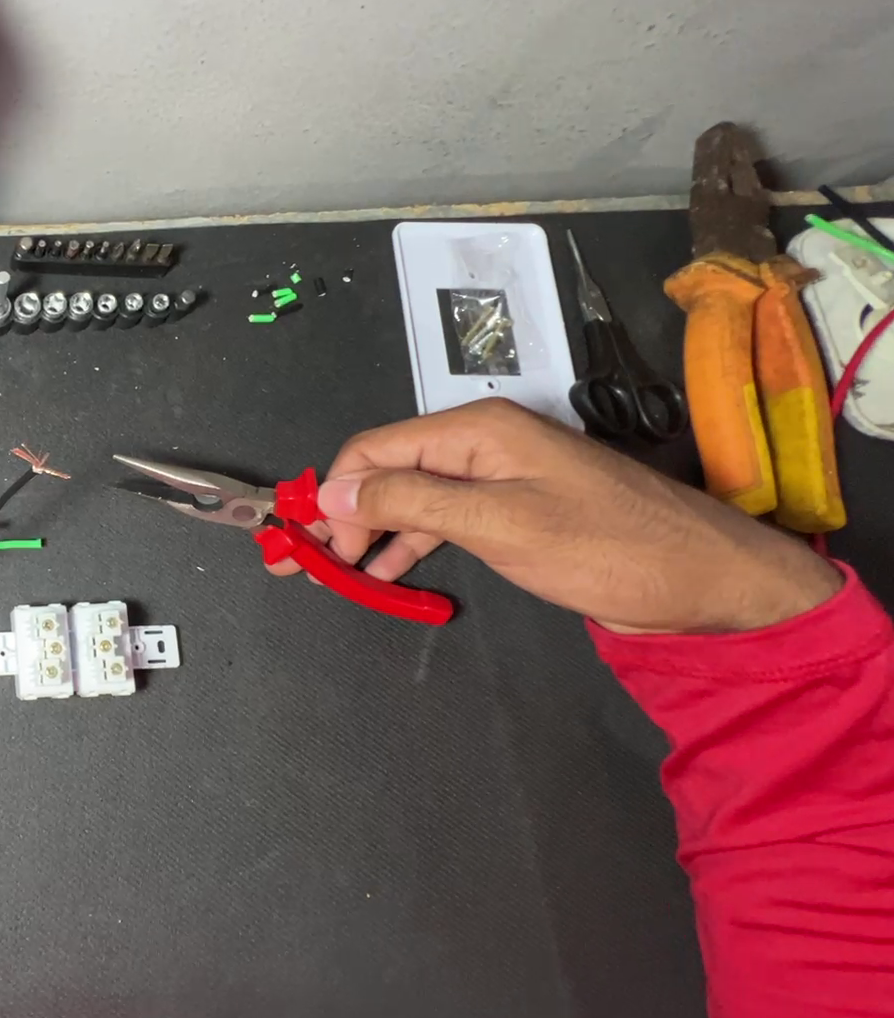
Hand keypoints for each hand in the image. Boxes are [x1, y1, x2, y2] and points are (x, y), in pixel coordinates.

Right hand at [266, 399, 841, 632]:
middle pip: (380, 474)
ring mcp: (489, 478)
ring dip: (366, 535)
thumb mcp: (498, 522)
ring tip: (333, 574)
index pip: (372, 451)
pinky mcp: (502, 510)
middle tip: (308, 566)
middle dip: (339, 517)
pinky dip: (403, 544)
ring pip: (402, 499)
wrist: (710, 585)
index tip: (308, 541)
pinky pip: (433, 519)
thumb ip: (409, 500)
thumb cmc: (605, 548)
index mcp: (472, 432)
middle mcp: (473, 446)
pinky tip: (382, 570)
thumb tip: (331, 492)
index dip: (332, 493)